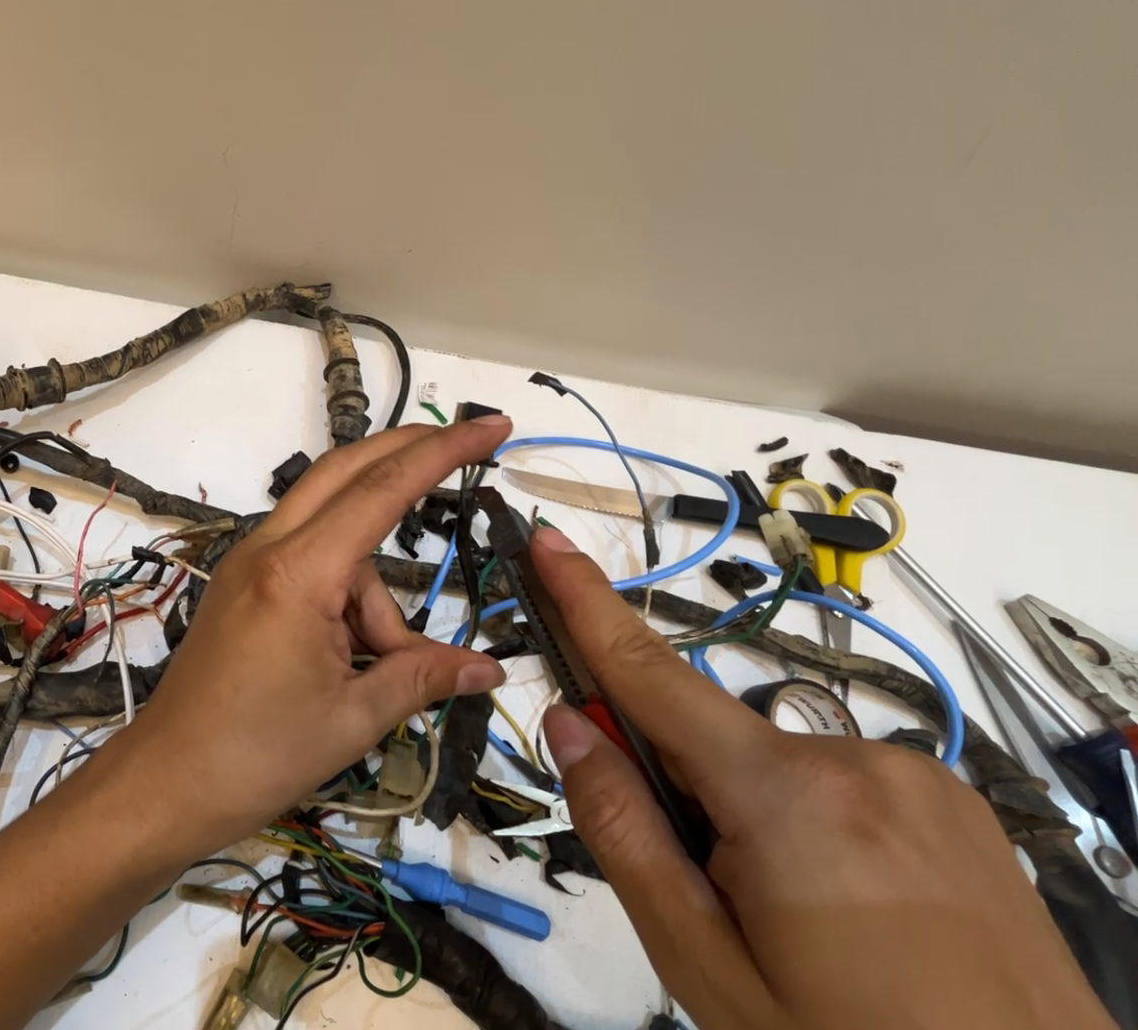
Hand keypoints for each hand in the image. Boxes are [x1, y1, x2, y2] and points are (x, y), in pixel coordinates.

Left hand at [99, 420, 511, 859]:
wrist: (167, 781)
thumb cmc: (257, 754)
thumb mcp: (354, 717)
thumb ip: (422, 678)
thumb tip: (491, 669)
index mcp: (298, 573)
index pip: (381, 490)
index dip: (442, 452)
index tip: (492, 426)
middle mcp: (268, 550)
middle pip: (345, 474)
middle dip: (407, 455)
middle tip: (469, 447)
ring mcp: (248, 565)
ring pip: (334, 537)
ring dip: (375, 587)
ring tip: (381, 667)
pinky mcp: (241, 587)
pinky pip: (308, 563)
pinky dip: (344, 593)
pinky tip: (350, 657)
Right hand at [532, 528, 1115, 1029]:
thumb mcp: (699, 959)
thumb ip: (622, 828)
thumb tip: (569, 721)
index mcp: (785, 795)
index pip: (651, 674)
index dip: (587, 602)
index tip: (548, 540)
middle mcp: (855, 757)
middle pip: (707, 735)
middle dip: (671, 780)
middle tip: (699, 891)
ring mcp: (916, 775)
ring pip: (766, 762)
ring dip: (738, 809)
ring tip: (784, 919)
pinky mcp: (953, 800)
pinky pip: (829, 780)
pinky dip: (797, 818)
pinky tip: (840, 907)